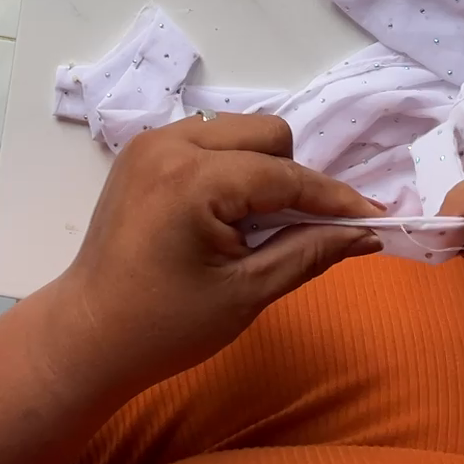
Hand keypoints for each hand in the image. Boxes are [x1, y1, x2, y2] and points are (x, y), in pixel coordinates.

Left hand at [45, 113, 384, 392]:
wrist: (88, 333)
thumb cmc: (165, 325)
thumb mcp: (247, 293)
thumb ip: (310, 252)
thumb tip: (366, 233)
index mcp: (194, 179)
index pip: (284, 176)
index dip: (334, 198)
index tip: (374, 218)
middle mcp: (171, 142)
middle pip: (266, 133)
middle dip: (293, 177)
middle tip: (298, 227)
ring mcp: (152, 141)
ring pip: (238, 129)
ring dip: (261, 167)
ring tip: (255, 222)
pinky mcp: (143, 149)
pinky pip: (208, 137)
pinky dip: (230, 164)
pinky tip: (223, 209)